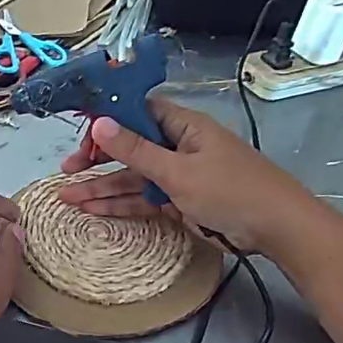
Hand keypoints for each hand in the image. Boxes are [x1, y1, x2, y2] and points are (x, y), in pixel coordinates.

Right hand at [55, 97, 319, 252]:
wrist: (275, 230)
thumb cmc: (231, 191)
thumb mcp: (178, 171)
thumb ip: (136, 151)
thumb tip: (100, 123)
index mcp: (183, 127)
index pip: (138, 112)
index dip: (108, 119)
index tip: (81, 133)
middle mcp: (177, 147)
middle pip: (129, 148)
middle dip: (97, 159)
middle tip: (67, 170)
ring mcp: (177, 177)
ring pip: (132, 178)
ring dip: (101, 187)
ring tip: (66, 197)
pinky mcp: (178, 202)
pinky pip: (142, 199)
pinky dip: (119, 204)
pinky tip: (92, 209)